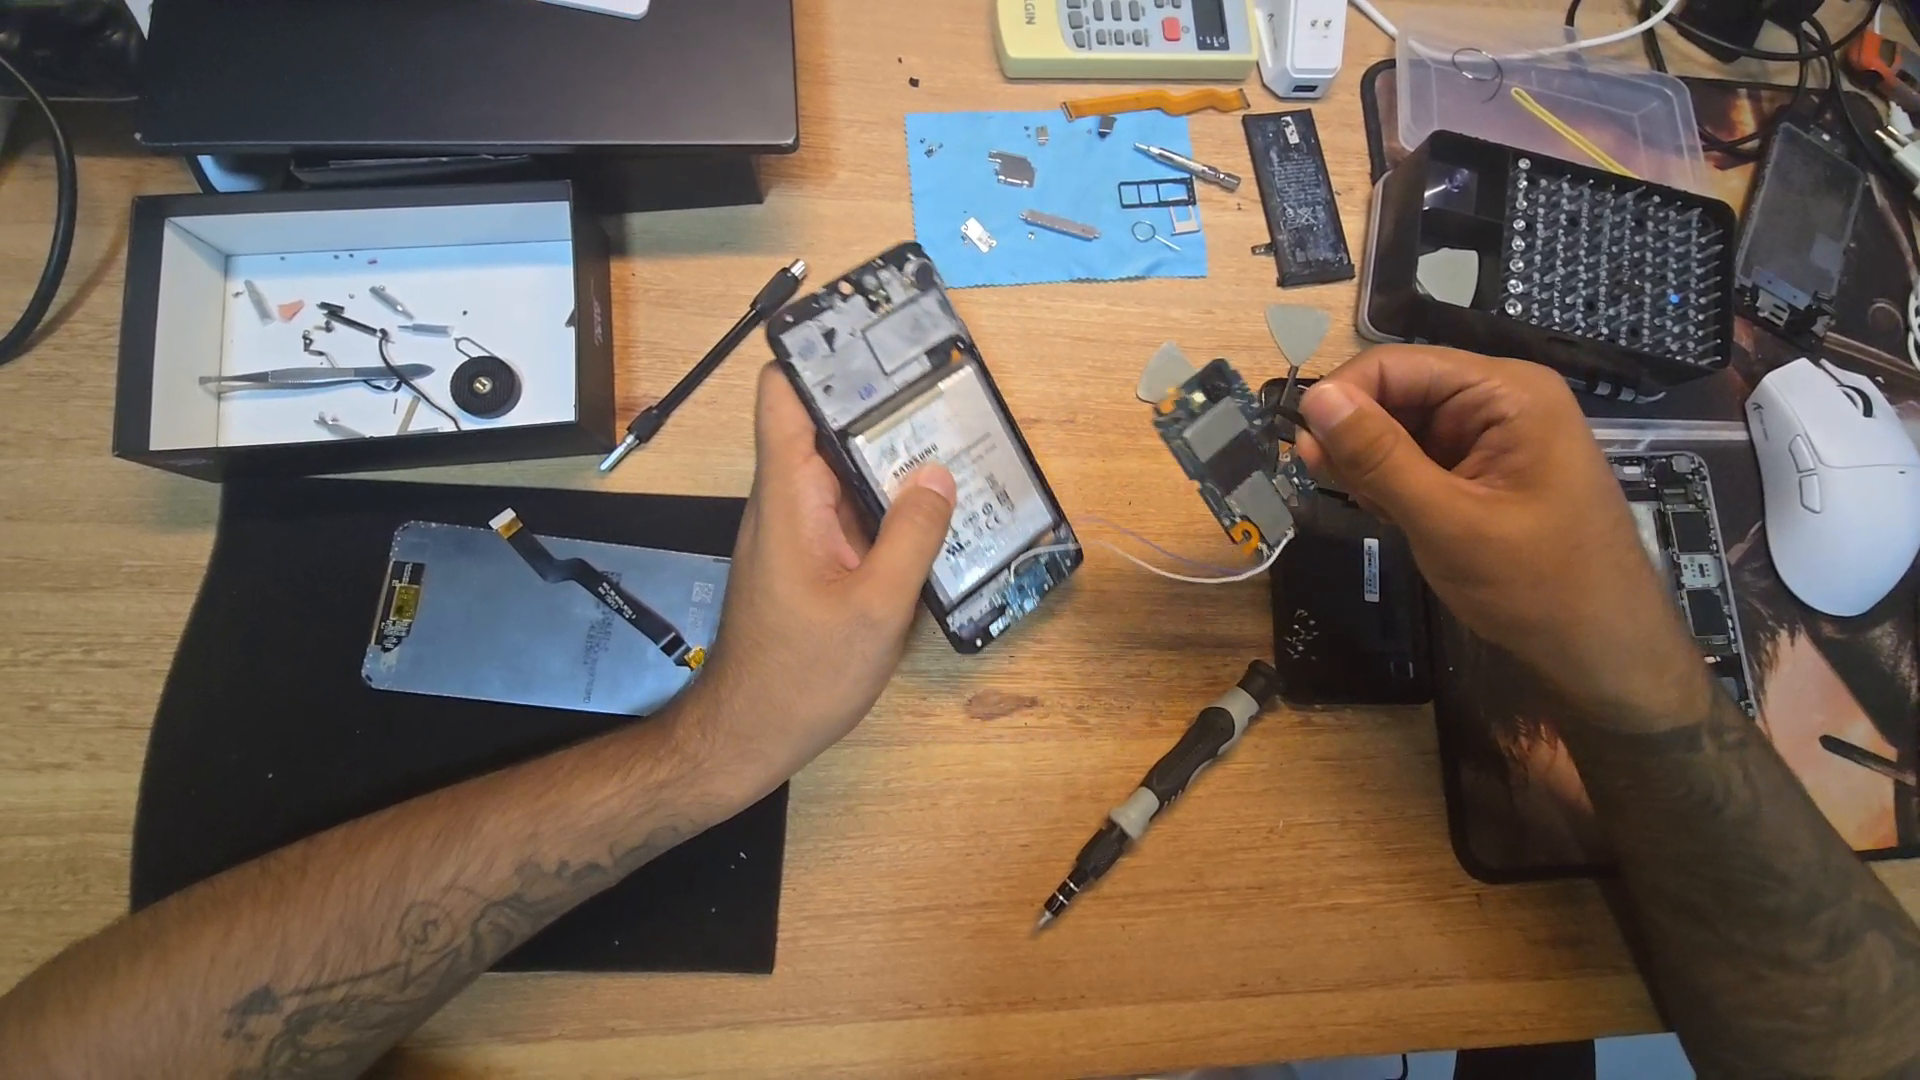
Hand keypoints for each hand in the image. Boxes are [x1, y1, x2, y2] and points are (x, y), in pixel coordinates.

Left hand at [681, 365, 956, 783]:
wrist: (750, 735)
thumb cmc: (804, 674)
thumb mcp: (874, 608)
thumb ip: (911, 536)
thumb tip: (937, 470)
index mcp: (789, 496)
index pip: (782, 398)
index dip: (819, 358)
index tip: (876, 343)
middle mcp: (788, 502)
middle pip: (825, 427)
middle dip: (880, 405)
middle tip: (946, 393)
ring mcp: (800, 532)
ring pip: (843, 472)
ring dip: (891, 456)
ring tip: (955, 440)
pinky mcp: (813, 559)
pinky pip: (850, 512)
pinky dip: (887, 502)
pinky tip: (934, 509)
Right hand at [1294, 345, 1707, 726]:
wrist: (1597, 648)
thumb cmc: (1535, 583)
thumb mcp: (1446, 519)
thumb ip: (1377, 456)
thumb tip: (1313, 397)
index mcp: (1505, 393)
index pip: (1395, 365)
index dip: (1341, 398)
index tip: (1304, 450)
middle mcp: (1493, 401)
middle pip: (1391, 393)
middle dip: (1353, 437)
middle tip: (1336, 487)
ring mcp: (1483, 437)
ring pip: (1391, 428)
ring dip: (1365, 465)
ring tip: (1374, 509)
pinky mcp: (1470, 470)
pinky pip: (1406, 458)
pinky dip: (1383, 484)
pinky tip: (1389, 515)